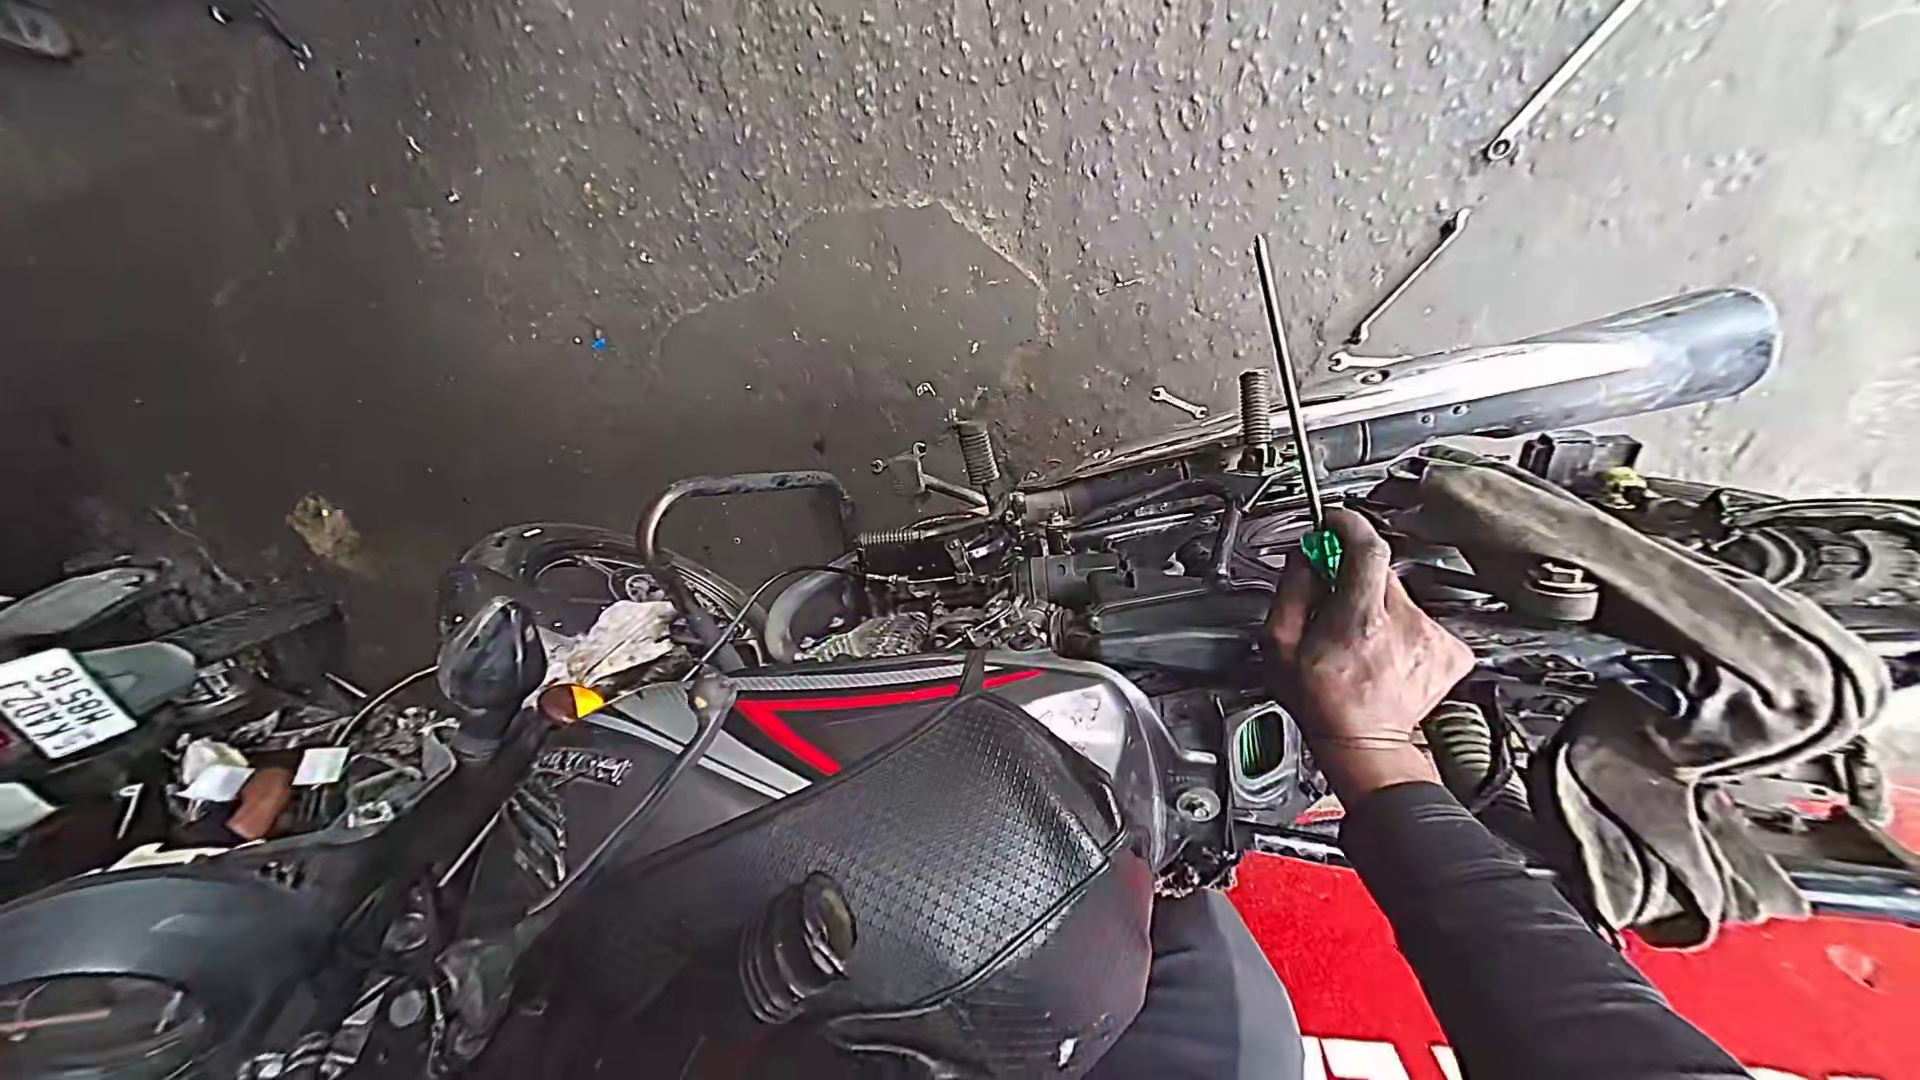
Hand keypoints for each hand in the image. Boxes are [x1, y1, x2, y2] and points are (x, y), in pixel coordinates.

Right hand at [1265, 508, 1474, 801]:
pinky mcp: (1450, 649)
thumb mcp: (1278, 645)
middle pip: (1379, 570)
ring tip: (1354, 636)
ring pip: (1398, 594)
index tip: (1333, 522)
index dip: (1348, 526)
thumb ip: (1291, 593)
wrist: (1366, 743)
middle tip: (1328, 594)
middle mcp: (1404, 625)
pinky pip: (1418, 615)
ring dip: (1372, 603)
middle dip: (1350, 574)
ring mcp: (1433, 638)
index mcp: (1359, 622)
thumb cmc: (1319, 700)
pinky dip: (1397, 623)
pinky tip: (1380, 648)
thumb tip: (1303, 559)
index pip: (1367, 550)